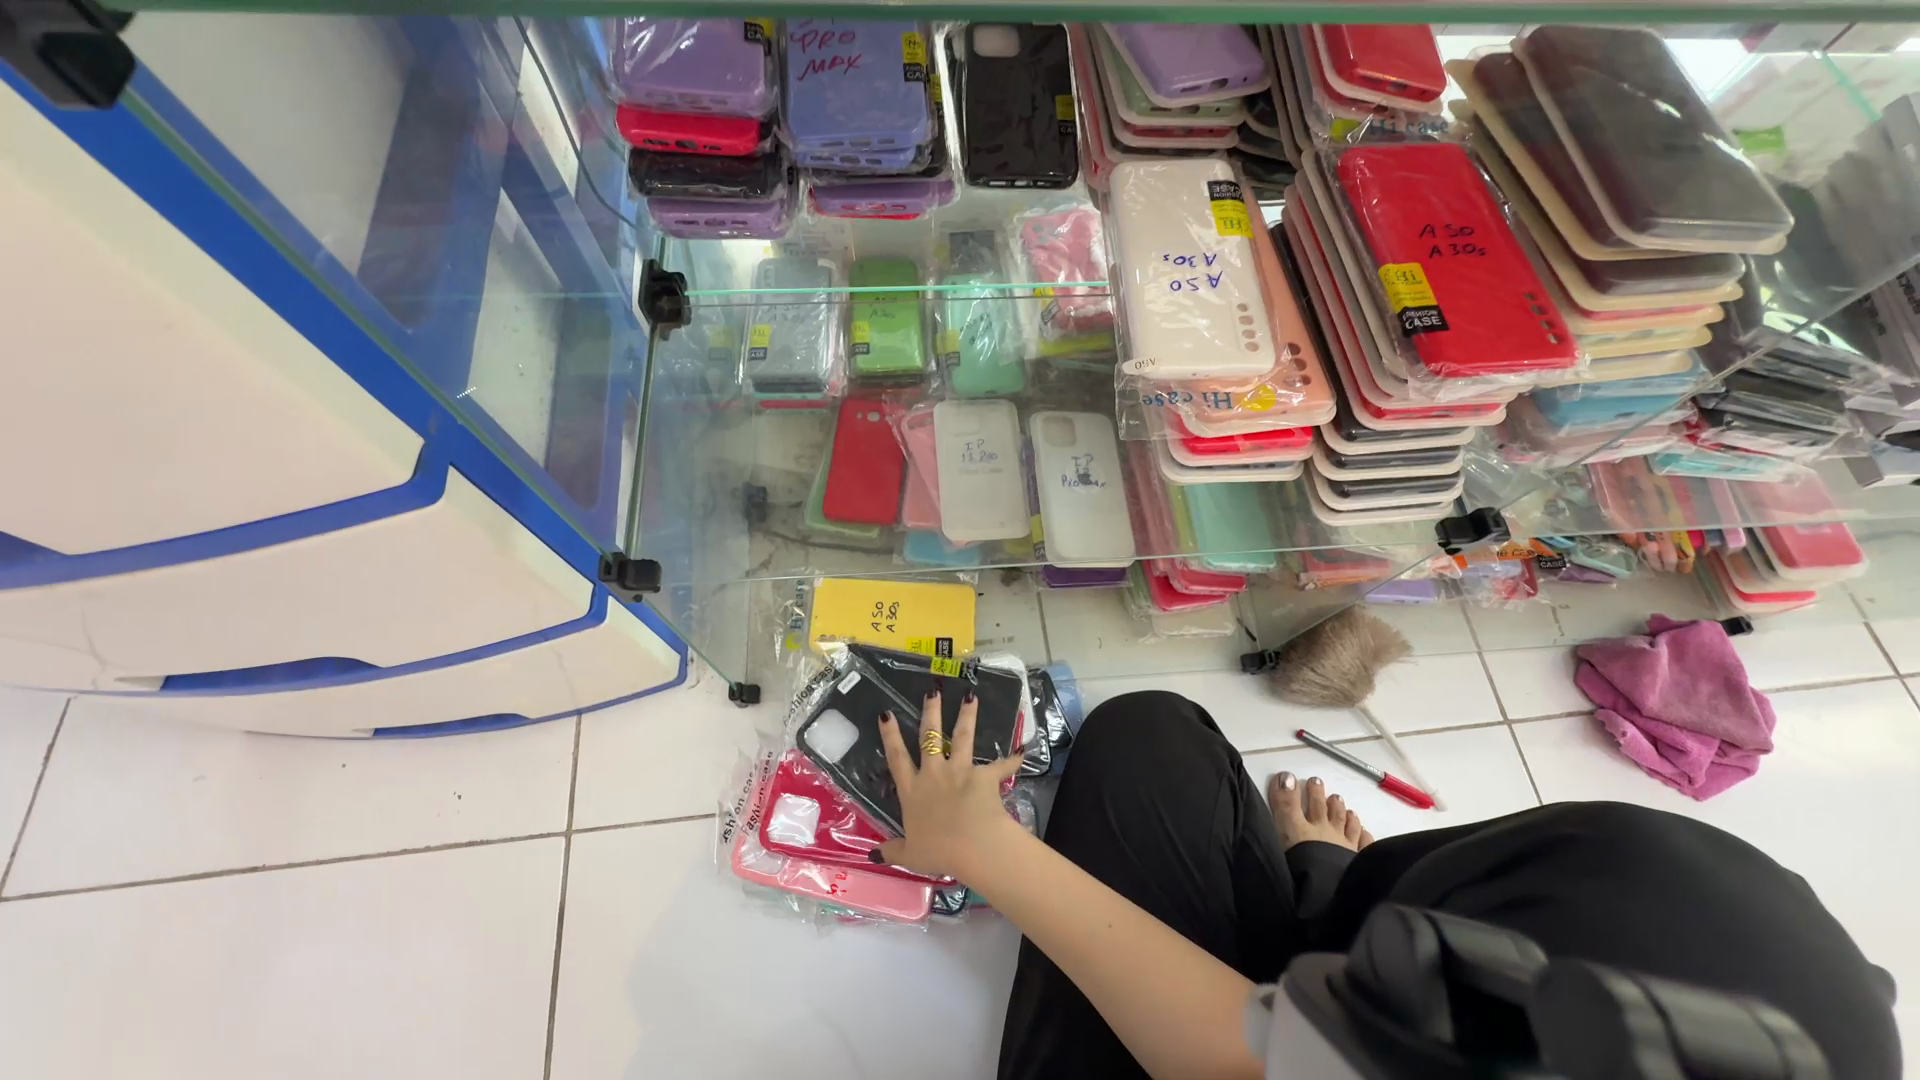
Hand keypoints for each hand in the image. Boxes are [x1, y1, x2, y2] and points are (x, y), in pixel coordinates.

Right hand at [873, 688, 1025, 879]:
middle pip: (929, 738)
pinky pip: (1001, 766)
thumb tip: (875, 854)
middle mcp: (934, 774)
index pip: (897, 758)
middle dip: (930, 712)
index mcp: (913, 791)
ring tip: (971, 697)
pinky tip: (1022, 751)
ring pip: (961, 738)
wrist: (971, 845)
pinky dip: (1012, 760)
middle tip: (933, 691)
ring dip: (967, 716)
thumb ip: (893, 851)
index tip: (886, 714)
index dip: (890, 736)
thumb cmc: (938, 850)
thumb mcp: (910, 855)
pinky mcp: (984, 776)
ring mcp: (960, 771)